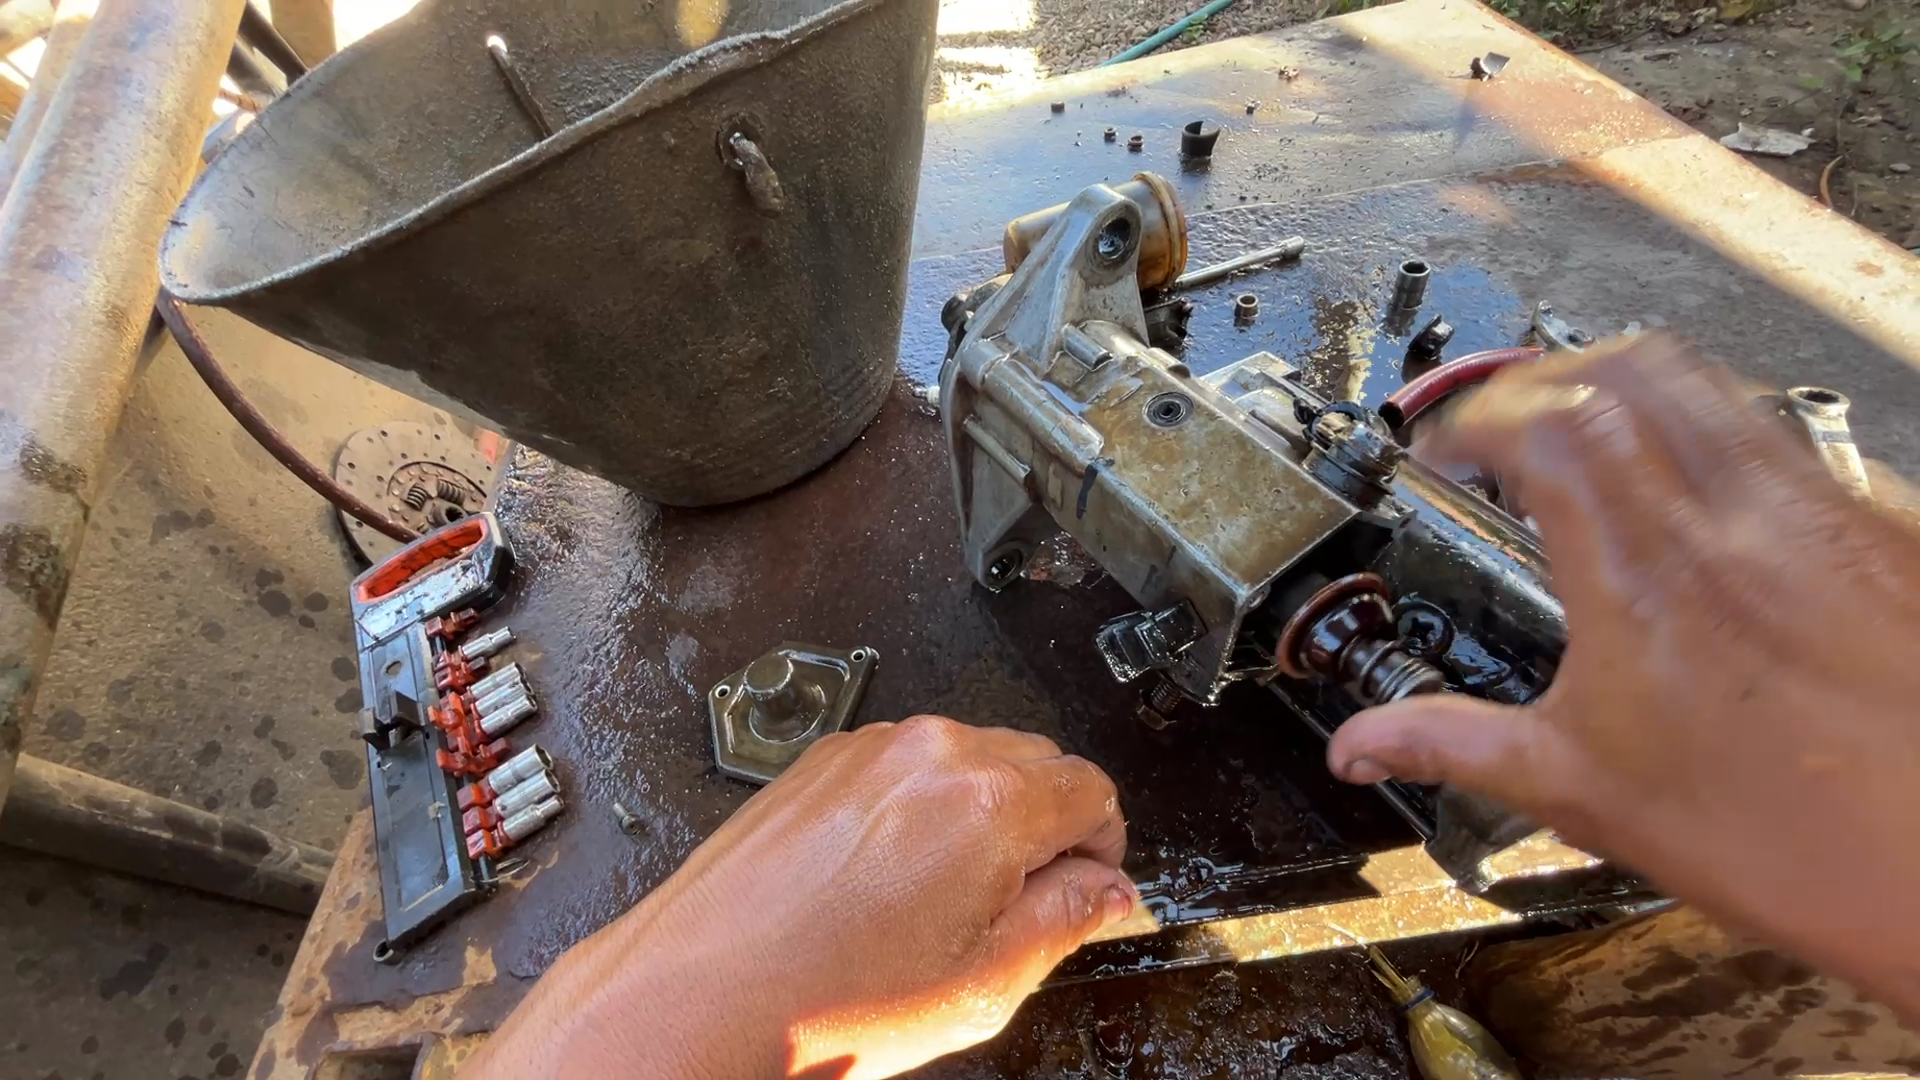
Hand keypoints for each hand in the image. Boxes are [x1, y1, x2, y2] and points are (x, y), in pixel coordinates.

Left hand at [464, 716, 1133, 1078]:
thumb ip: (1064, 920)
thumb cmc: (828, 1002)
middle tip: (1018, 893)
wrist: (698, 991)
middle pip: (1037, 761)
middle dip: (1046, 819)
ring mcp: (879, 744)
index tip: (1086, 879)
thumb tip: (1112, 890)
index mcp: (988, 803)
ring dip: (985, 805)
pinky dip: (927, 795)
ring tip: (944, 886)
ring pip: (975, 753)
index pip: (1090, 788)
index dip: (1101, 839)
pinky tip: (892, 862)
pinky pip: (913, 757)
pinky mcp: (835, 752)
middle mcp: (937, 751)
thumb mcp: (980, 983)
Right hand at [1328, 337, 1919, 1017]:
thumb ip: (1446, 745)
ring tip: (1562, 438)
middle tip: (1491, 429)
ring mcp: (1822, 519)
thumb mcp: (1576, 786)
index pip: (1549, 427)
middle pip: (1628, 372)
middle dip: (1534, 381)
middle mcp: (1740, 527)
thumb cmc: (1791, 838)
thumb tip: (1355, 745)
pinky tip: (1661, 492)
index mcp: (1648, 580)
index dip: (1472, 421)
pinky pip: (1769, 431)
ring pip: (1707, 382)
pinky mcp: (1878, 534)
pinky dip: (1689, 427)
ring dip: (1610, 388)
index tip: (1441, 454)